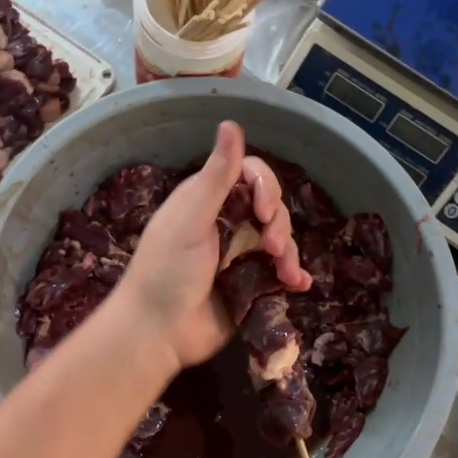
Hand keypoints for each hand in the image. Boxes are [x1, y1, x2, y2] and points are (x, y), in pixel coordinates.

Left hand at [118, 121, 307, 368]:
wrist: (158, 334)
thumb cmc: (166, 271)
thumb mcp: (191, 219)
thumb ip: (216, 175)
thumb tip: (231, 122)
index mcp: (207, 201)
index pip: (251, 176)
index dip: (266, 186)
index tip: (265, 209)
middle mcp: (225, 223)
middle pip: (271, 207)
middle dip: (278, 223)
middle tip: (269, 245)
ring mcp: (239, 256)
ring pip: (279, 240)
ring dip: (288, 252)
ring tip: (283, 273)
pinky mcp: (249, 286)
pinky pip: (279, 273)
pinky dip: (292, 275)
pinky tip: (299, 283)